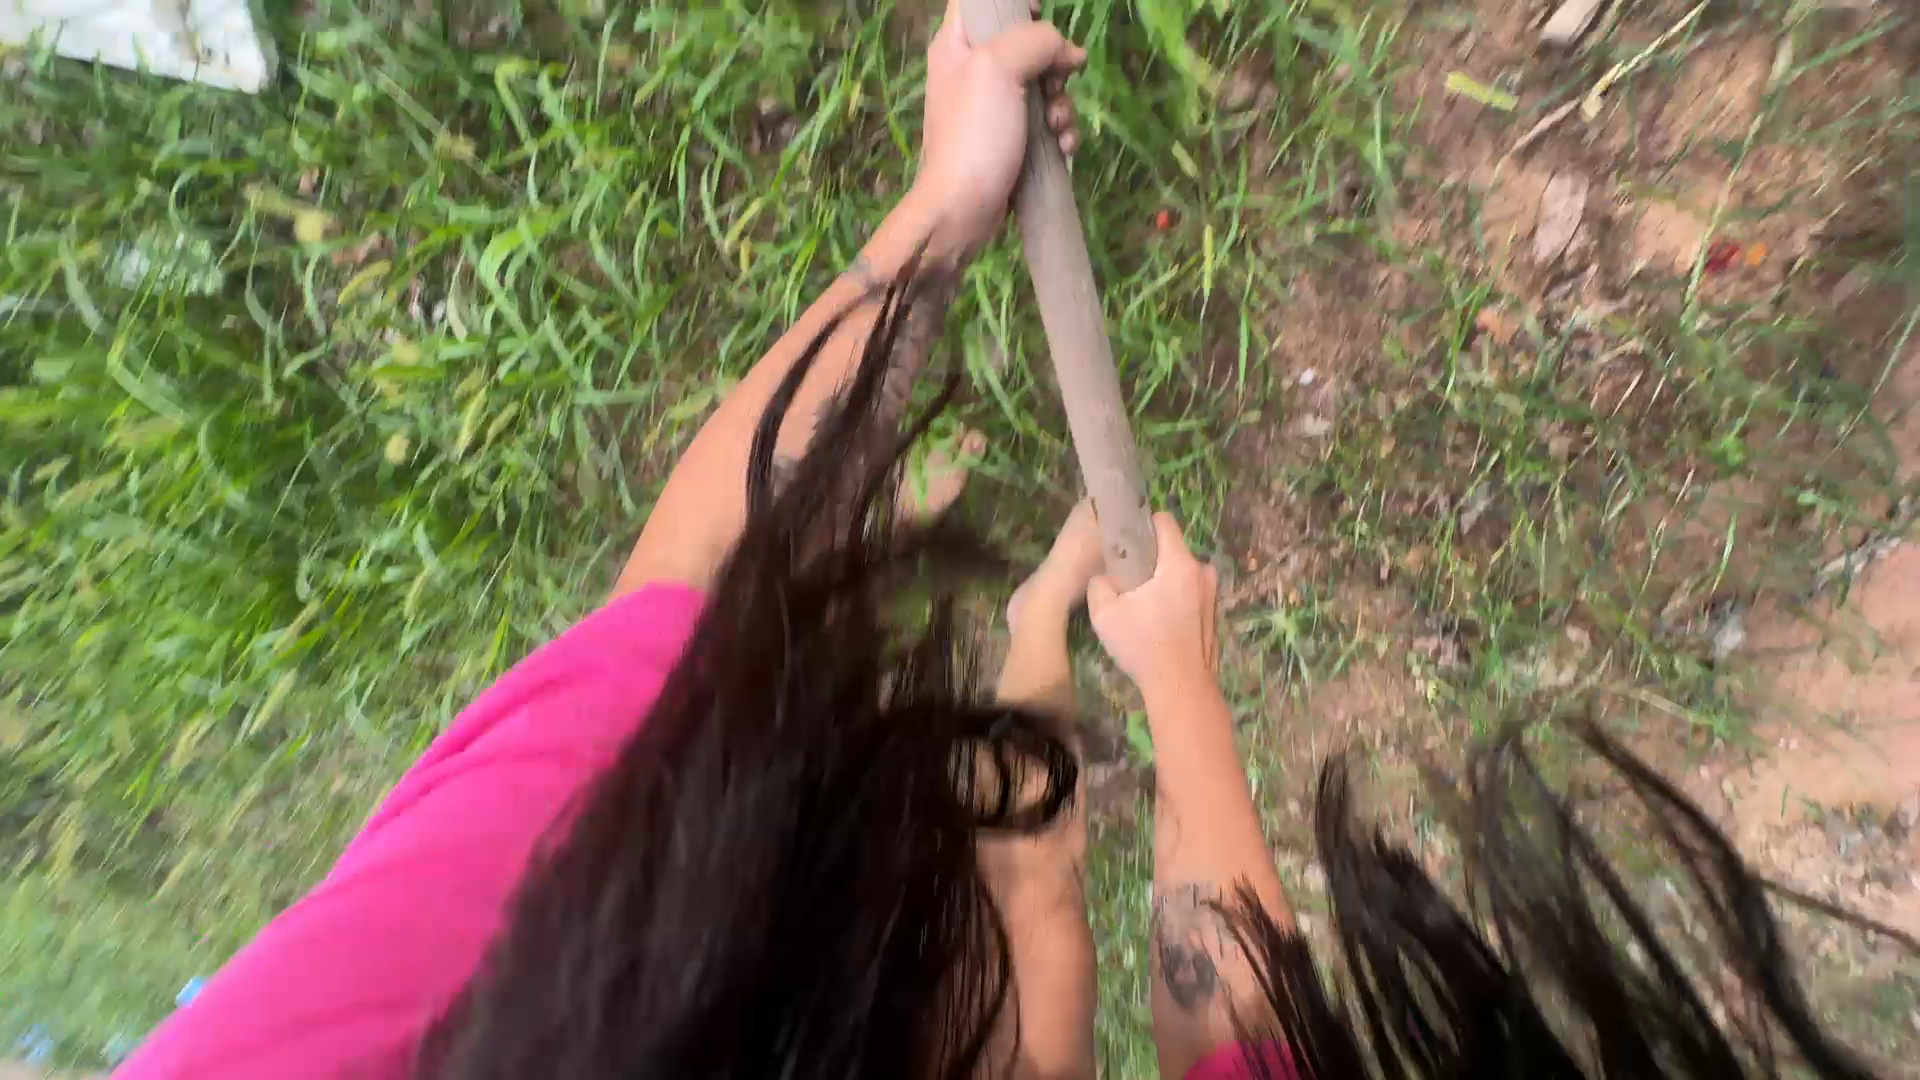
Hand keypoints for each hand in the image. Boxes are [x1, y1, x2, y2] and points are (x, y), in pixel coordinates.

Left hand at [915, 0, 1085, 251]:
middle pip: (1025, 45)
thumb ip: (1036, 41)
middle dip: (1052, 62)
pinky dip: (1058, 135)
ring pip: (1043, 89)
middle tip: (1053, 84)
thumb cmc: (973, 135)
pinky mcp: (1011, 146)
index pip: (983, 2)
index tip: (1039, 18)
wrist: (961, 210)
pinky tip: (1062, 149)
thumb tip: (1070, 52)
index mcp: (958, 45)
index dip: (1015, 4)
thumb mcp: (999, 68)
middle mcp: (974, 75)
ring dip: (1061, 104)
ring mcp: (994, 114)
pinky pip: (1044, 128)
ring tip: (1056, 127)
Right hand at [1087, 514, 1220, 701]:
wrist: (1181, 688)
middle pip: (1171, 548)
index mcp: (1178, 564)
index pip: (1163, 521)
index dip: (1141, 526)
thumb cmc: (1144, 646)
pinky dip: (1175, 598)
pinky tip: (1159, 622)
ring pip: (1180, 572)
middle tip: (1128, 580)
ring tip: (1143, 604)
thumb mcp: (1105, 614)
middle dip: (1150, 558)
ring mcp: (1212, 593)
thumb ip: (1099, 585)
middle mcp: (1201, 572)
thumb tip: (1104, 578)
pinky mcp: (1214, 612)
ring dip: (1163, 579)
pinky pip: (1189, 591)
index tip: (1125, 543)